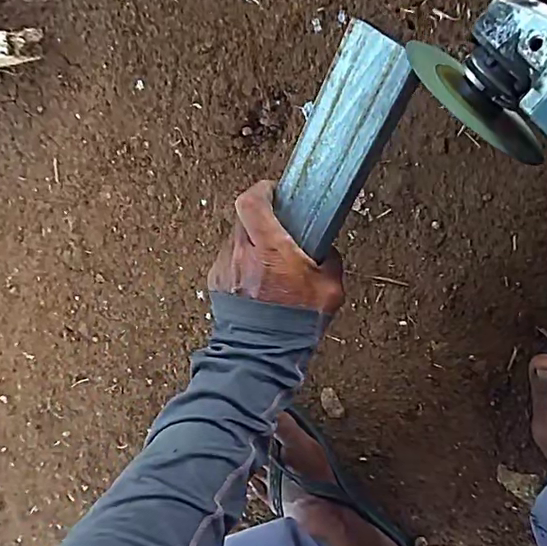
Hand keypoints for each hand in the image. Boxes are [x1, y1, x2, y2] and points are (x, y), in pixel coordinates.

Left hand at [208, 181, 344, 314]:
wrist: (261, 356)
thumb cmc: (294, 325)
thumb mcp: (329, 291)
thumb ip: (329, 263)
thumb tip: (325, 252)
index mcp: (271, 249)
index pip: (253, 201)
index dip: (263, 190)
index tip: (274, 190)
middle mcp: (242, 253)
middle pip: (243, 216)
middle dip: (260, 217)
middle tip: (277, 227)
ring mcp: (225, 267)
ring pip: (236, 239)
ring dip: (251, 243)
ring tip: (270, 263)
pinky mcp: (216, 283)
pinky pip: (229, 260)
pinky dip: (242, 263)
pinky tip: (258, 282)